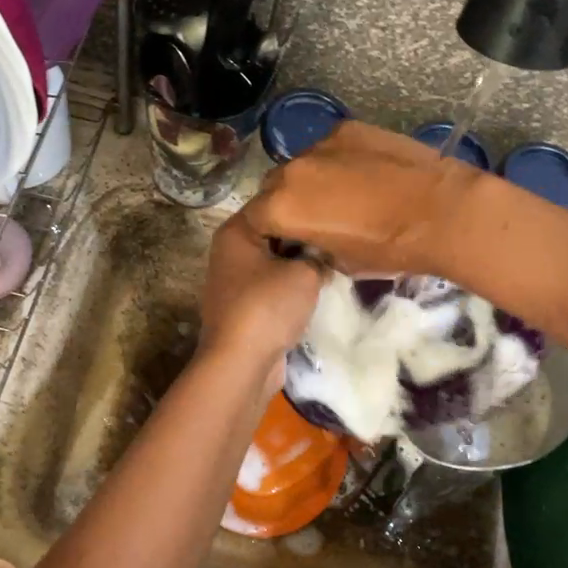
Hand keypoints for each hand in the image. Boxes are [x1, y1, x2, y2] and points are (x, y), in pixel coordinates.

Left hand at [199, 214, 324, 374]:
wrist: (241, 364)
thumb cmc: (268, 306)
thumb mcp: (305, 273)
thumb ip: (318, 256)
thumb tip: (324, 256)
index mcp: (236, 232)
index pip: (271, 203)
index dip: (301, 204)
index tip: (331, 209)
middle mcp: (230, 251)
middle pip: (273, 234)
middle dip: (303, 237)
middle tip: (337, 236)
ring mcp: (235, 281)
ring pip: (274, 262)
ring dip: (299, 266)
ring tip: (332, 262)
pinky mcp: (244, 307)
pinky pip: (272, 287)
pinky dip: (291, 288)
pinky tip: (317, 289)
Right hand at [240, 121, 486, 278]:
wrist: (439, 211)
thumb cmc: (389, 249)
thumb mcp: (342, 264)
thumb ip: (313, 245)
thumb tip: (314, 238)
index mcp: (282, 208)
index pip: (254, 219)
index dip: (269, 231)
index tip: (288, 240)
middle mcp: (291, 170)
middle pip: (273, 186)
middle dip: (286, 202)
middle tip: (315, 218)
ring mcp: (320, 144)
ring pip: (302, 163)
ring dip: (311, 179)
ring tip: (343, 193)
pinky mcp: (347, 128)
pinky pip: (330, 147)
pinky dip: (338, 160)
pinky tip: (365, 173)